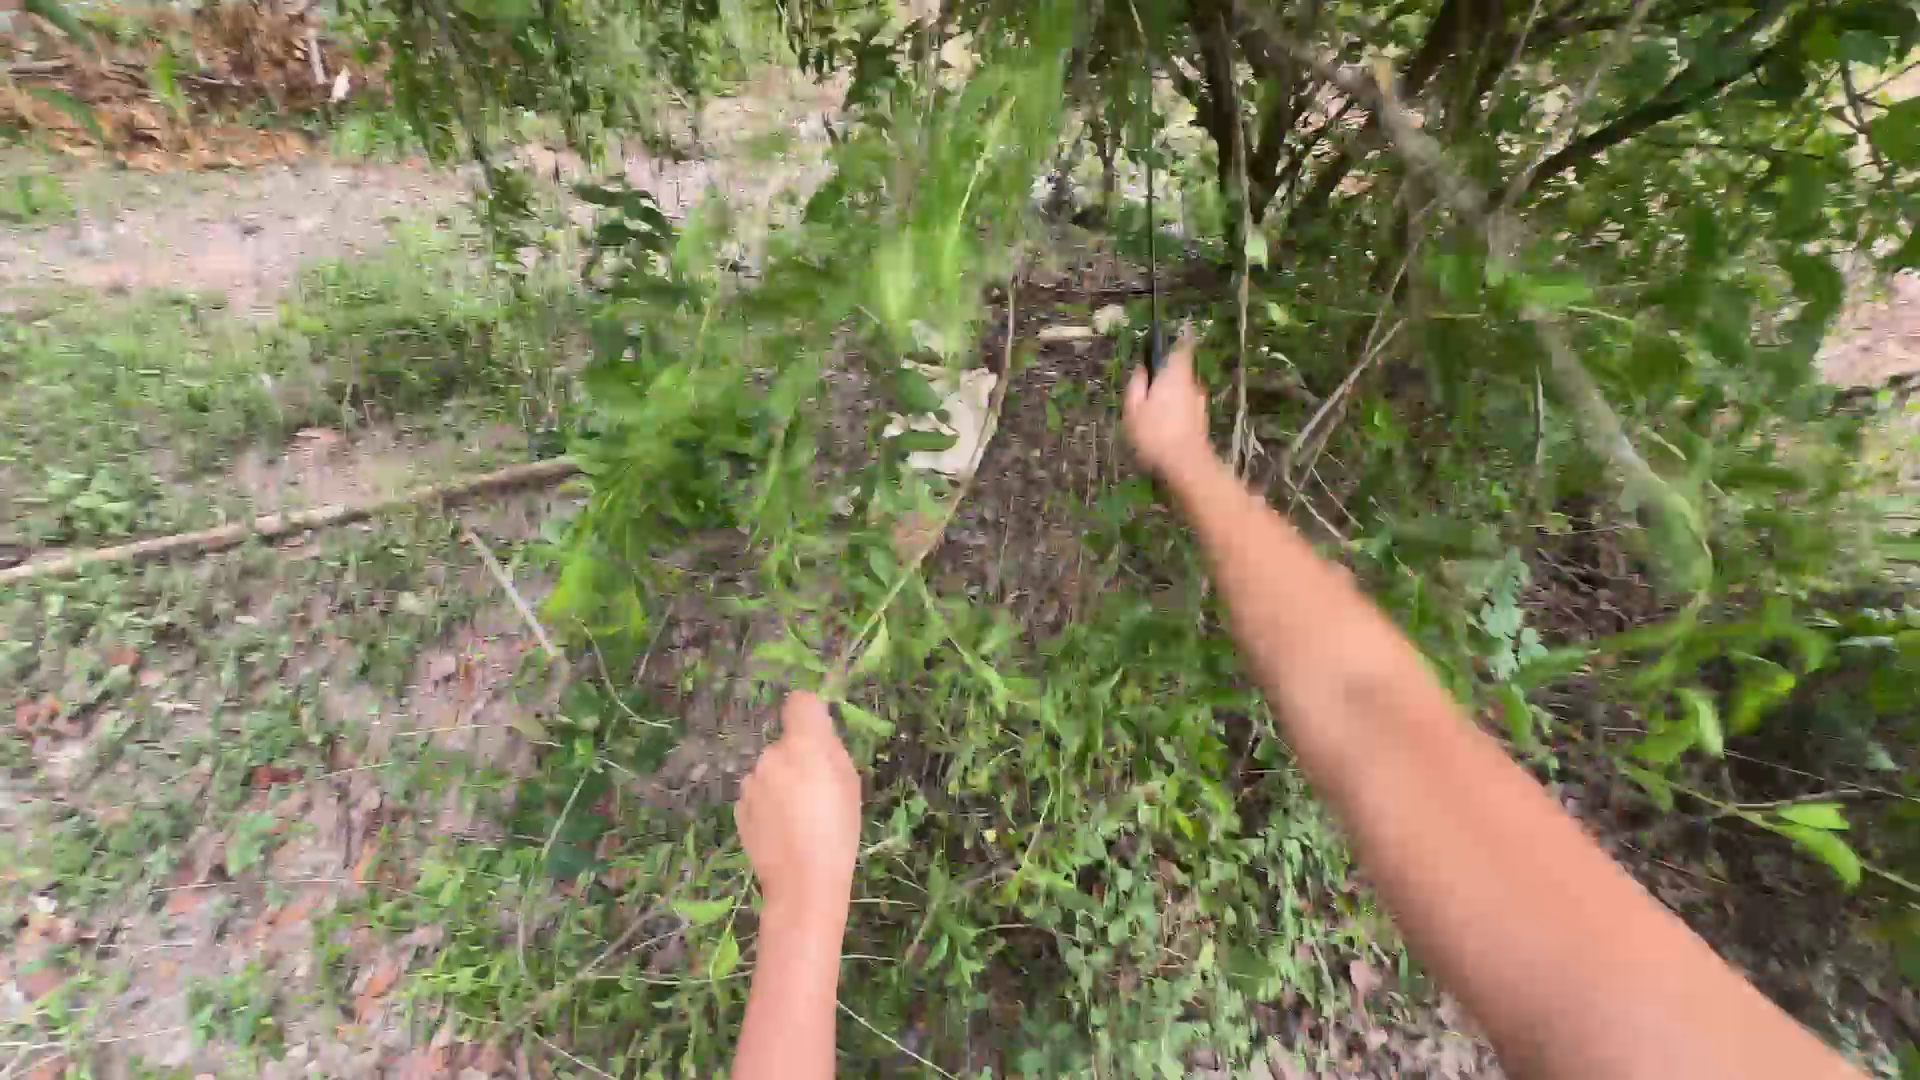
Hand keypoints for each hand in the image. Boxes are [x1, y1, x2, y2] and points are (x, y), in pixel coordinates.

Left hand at [736, 692, 862, 924]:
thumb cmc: (838, 828)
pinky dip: (768, 804)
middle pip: (785, 743)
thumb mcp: (849, 782)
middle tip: (817, 790)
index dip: (808, 713)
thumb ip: (830, 749)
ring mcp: (751, 782)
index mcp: (804, 744)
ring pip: (771, 770)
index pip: (799, 702)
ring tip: (799, 816)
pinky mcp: (739, 807)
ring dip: (781, 782)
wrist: (804, 882)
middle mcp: (771, 755)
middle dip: (798, 758)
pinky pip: (758, 794)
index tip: (818, 733)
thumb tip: (818, 733)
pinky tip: (782, 829)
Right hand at [1124, 325, 1213, 479]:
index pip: (1182, 348)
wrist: (1185, 464)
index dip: (1175, 343)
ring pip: (1184, 390)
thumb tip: (1141, 369)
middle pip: (1181, 370)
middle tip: (1148, 388)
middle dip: (1167, 375)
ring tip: (1154, 412)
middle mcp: (1191, 383)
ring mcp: (1200, 402)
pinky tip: (1164, 427)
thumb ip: (1136, 385)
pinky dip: (1178, 411)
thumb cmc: (1153, 433)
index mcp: (1174, 374)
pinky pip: (1187, 407)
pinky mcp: (1202, 420)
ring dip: (1172, 395)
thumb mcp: (1133, 408)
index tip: (1165, 344)